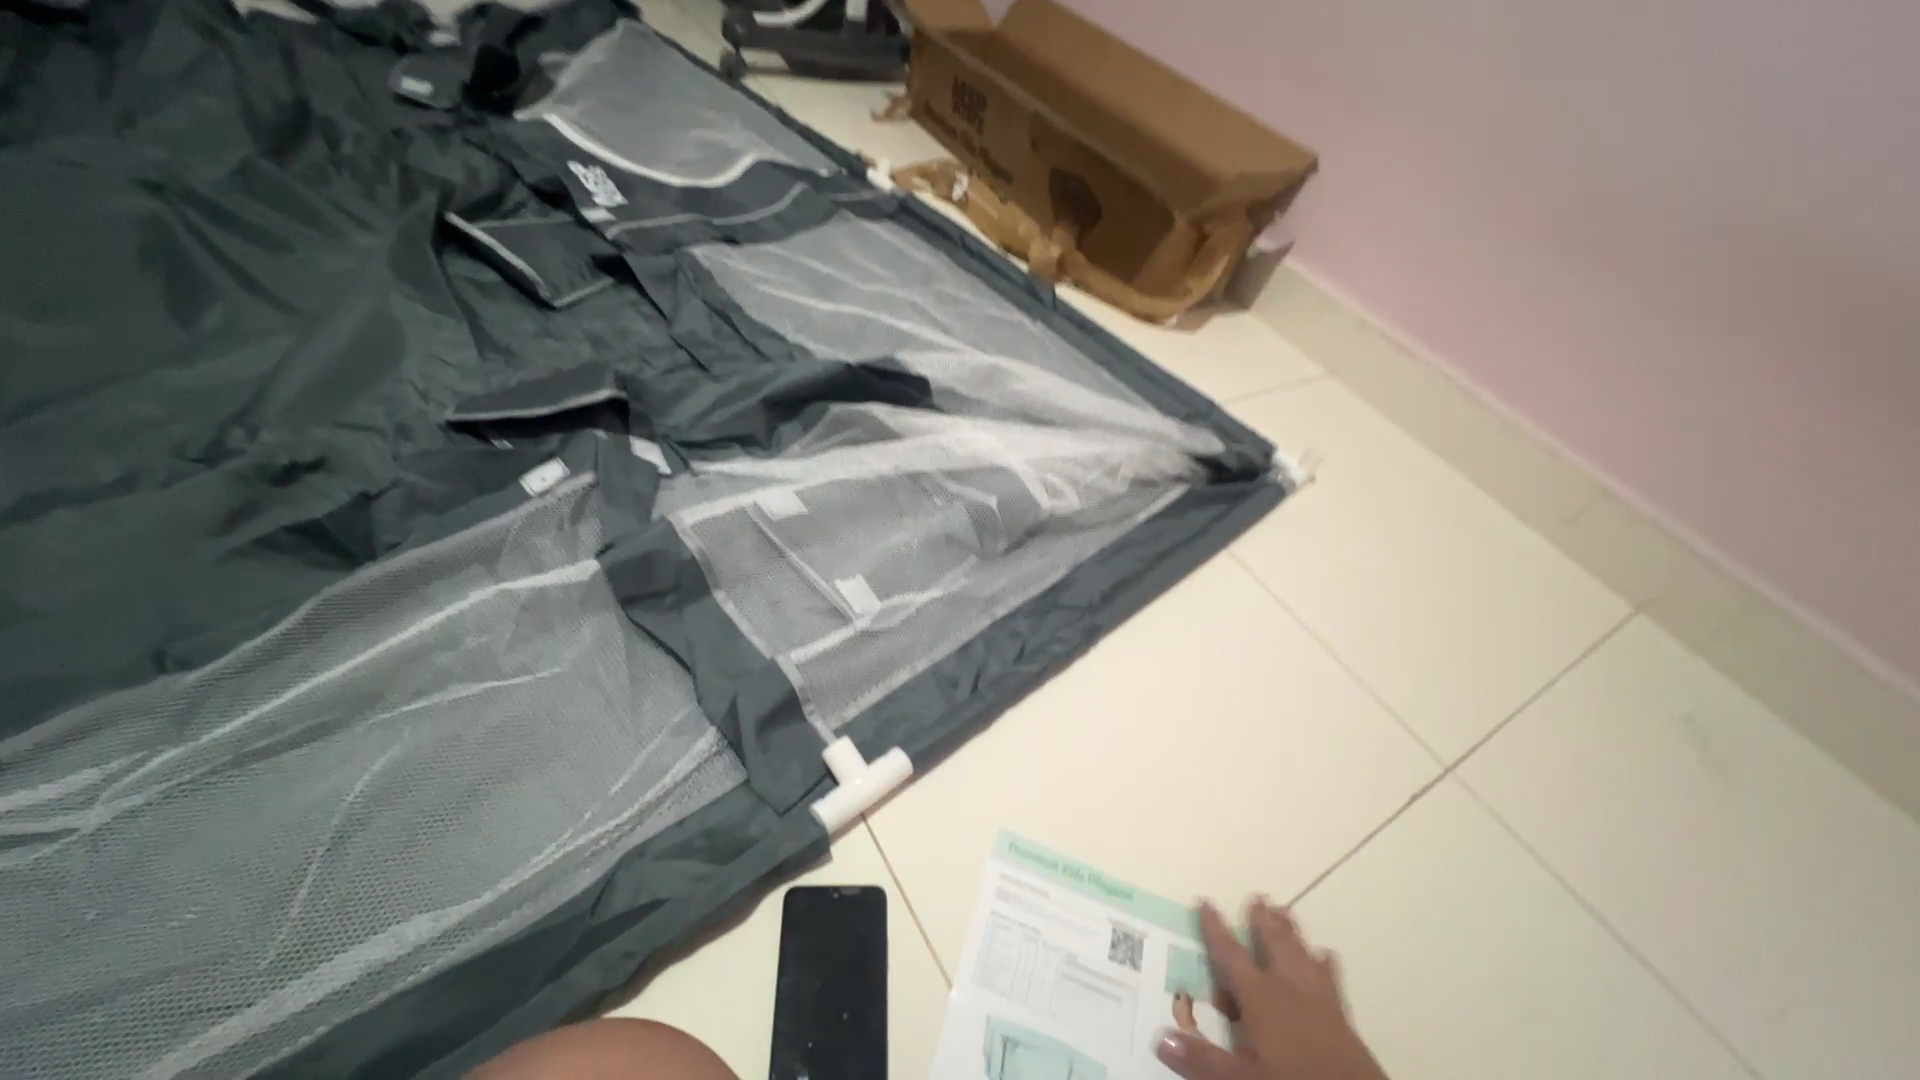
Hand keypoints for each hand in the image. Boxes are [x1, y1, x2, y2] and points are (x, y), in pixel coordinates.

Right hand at [1155, 898, 1388, 1079]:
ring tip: (1286, 912)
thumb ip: (1201, 1060)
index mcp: (1260, 998)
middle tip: (1258, 897)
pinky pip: (1332, 979)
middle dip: (1263, 921)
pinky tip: (1327, 957)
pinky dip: (1326, 965)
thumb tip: (1159, 1036)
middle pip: (1274, 944)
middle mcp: (1289, 989)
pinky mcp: (1342, 1018)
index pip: (1230, 955)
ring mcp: (1320, 1001)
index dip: (1215, 929)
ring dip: (1292, 932)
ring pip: (1303, 954)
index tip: (1205, 902)